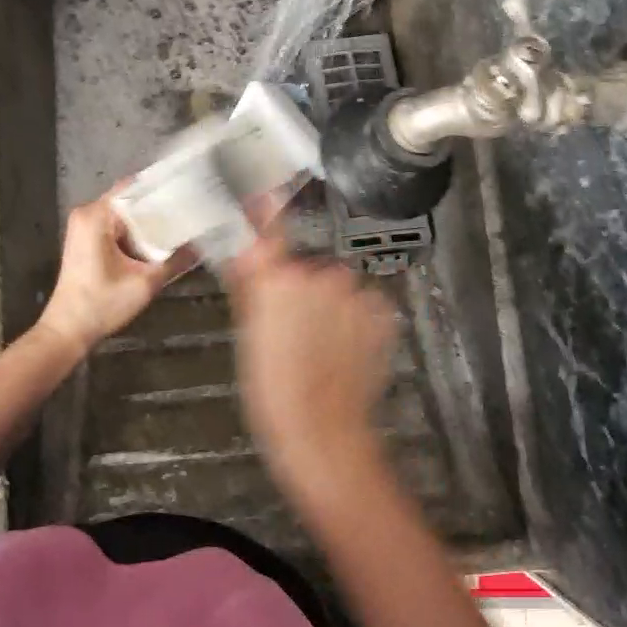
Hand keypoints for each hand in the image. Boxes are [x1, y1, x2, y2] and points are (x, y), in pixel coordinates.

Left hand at [36, 186, 191, 354]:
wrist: (69, 329)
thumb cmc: (102, 304)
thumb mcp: (145, 283)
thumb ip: (175, 262)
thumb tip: (200, 247)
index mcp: (96, 216)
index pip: (134, 188)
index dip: (162, 190)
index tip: (188, 194)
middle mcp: (87, 214)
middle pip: (130, 201)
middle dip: (158, 209)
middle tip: (190, 214)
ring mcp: (84, 227)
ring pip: (125, 216)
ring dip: (148, 224)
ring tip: (181, 227)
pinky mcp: (86, 241)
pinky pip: (117, 228)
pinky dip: (135, 235)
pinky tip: (159, 243)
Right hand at [225, 231, 397, 469]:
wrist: (322, 433)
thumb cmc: (275, 394)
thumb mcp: (249, 336)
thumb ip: (249, 283)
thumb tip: (244, 247)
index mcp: (277, 280)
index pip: (270, 229)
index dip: (267, 210)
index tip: (264, 193)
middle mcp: (319, 276)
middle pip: (307, 268)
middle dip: (300, 288)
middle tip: (291, 327)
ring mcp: (355, 294)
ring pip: (337, 287)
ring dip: (330, 305)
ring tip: (318, 346)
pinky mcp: (381, 313)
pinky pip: (364, 305)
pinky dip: (356, 319)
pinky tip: (342, 349)